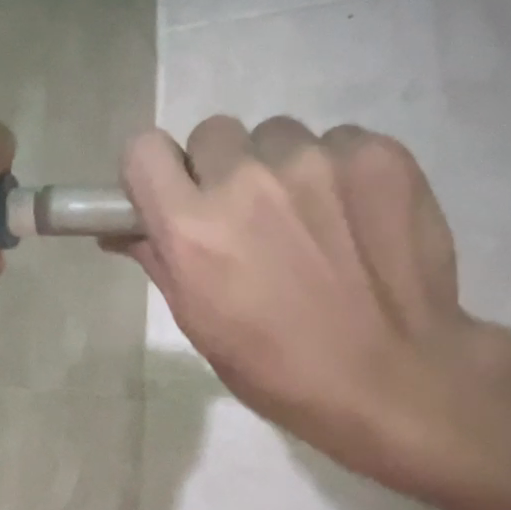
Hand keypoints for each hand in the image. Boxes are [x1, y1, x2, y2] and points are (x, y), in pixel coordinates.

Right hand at [119, 116, 485, 487]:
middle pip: (213, 134)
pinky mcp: (378, 154)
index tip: (168, 195)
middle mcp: (246, 179)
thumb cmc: (273, 365)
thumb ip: (160, 260)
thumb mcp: (197, 320)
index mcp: (192, 227)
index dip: (153, 171)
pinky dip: (336, 172)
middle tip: (244, 217)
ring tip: (307, 221)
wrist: (389, 375)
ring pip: (278, 136)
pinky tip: (352, 220)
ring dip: (280, 168)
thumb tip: (121, 231)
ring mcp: (317, 160)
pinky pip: (338, 141)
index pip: (144, 150)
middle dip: (218, 170)